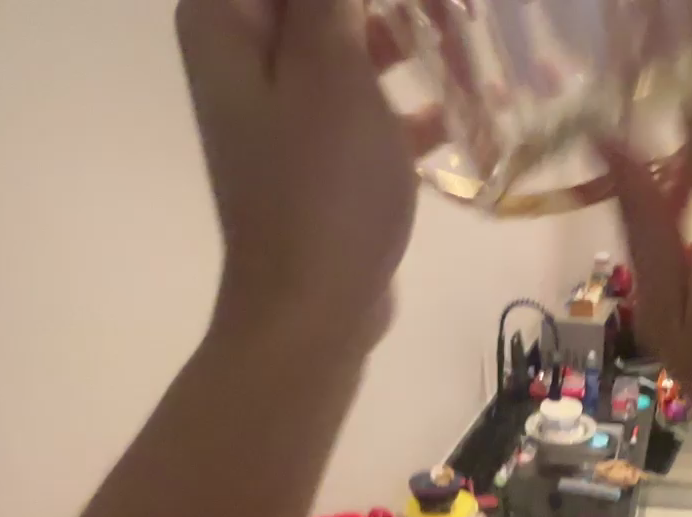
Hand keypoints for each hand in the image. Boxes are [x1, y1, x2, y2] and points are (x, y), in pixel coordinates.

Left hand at [176, 0, 441, 351]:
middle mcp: (244, 59)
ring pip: (345, 53)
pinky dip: (402, 112)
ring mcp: (283, 117)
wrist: (314, 310)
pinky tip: (458, 117)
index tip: (403, 0)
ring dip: (402, 46)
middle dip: (382, 4)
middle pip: (314, 4)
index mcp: (227, 21)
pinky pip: (361, 115)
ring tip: (464, 47)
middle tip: (449, 11)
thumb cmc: (324, 189)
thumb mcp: (333, 73)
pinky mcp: (318, 165)